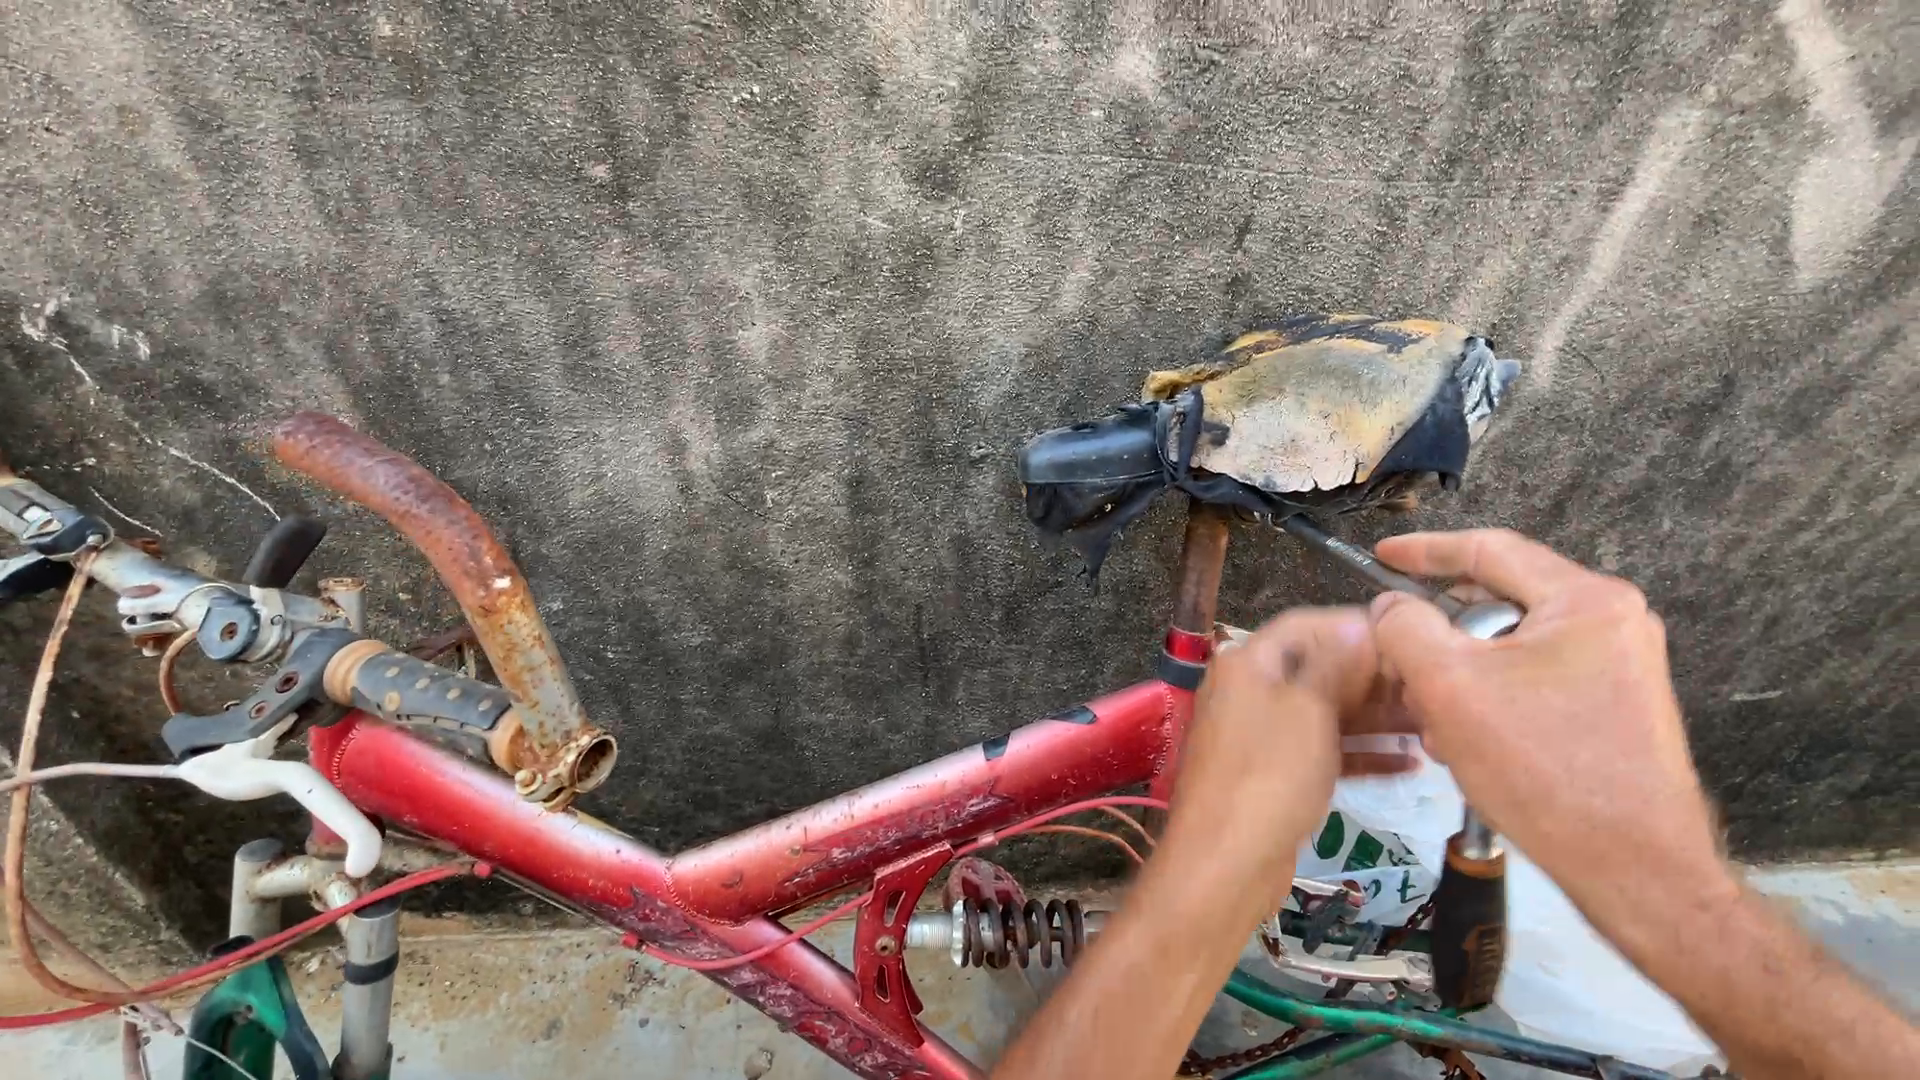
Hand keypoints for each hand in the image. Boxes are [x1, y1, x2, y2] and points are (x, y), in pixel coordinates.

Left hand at [1168, 608, 1409, 900]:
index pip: (1303, 625)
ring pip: (1323, 713)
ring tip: (1432, 727)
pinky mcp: (1273, 773)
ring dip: (1374, 719)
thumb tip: (1356, 622)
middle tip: (1429, 689)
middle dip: (1371, 678)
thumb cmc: (1269, 773)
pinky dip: (1359, 755)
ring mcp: (1259, 734)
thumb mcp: (1308, 709)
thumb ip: (1335, 664)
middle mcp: (1248, 690)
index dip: (1351, 626)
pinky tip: (1410, 766)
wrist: (1226, 860)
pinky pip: (1320, 751)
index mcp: (1247, 663)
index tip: (1404, 638)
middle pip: (1316, 669)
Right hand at [1367, 530, 1728, 920]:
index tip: (1380, 555)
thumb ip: (1404, 627)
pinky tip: (1461, 733)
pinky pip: (1529, 676)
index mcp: (1586, 601)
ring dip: (1457, 669)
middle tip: (1396, 651)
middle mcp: (1612, 622)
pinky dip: (1486, 692)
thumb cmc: (1539, 764)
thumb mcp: (1448, 684)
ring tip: (1426, 709)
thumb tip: (1391, 605)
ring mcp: (1618, 666)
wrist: (1633, 868)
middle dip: (1438, 627)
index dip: (1425, 550)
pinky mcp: (1612, 705)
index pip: (1490, 549)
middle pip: (1497, 599)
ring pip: (1507, 644)